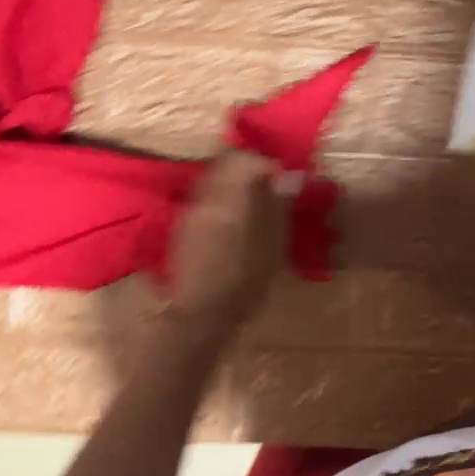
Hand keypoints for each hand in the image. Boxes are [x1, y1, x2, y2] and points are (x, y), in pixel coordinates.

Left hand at [168, 151, 286, 324]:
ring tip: (256, 204)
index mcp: (229, 197)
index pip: (245, 160)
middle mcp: (206, 197)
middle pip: (225, 165)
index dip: (268, 165)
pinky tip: (236, 221)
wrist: (202, 315)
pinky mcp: (184, 227)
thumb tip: (290, 176)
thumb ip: (279, 206)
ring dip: (235, 184)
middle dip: (249, 170)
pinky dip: (223, 200)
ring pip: (214, 180)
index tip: (285, 180)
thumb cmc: (245, 281)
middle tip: (272, 187)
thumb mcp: (273, 245)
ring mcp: (191, 212)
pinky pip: (207, 199)